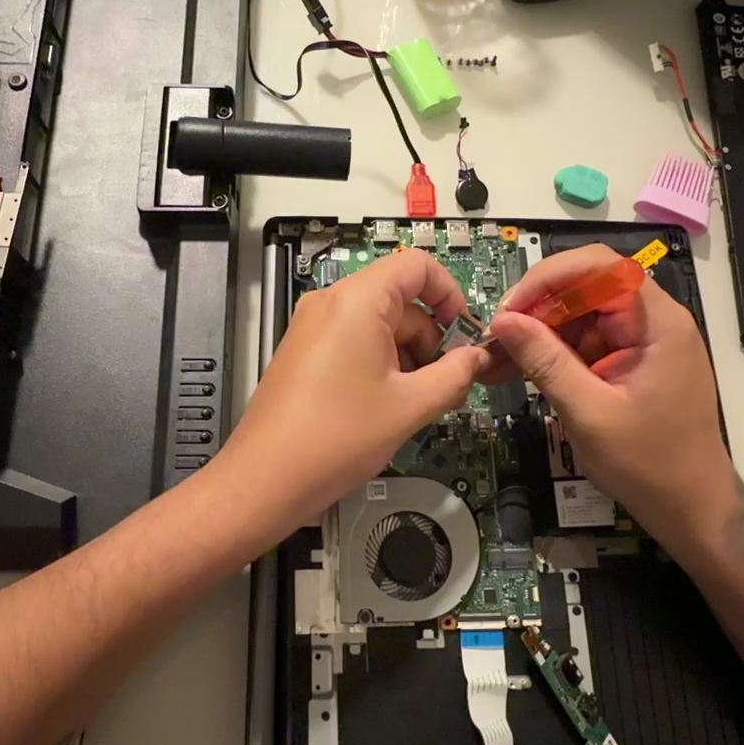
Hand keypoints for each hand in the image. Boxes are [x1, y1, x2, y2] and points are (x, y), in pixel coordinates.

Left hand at [217, 248, 491, 532]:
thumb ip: (455, 376)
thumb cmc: (334, 439)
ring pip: (378, 325)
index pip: (416, 265)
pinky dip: (381, 364)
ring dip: (408, 356)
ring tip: (418, 402)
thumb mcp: (410, 407)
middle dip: (431, 337)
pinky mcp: (304, 354)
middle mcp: (330, 304)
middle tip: (448, 382)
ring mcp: (312, 329)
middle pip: (399, 299)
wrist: (266, 479)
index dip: (450, 293)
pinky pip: (355, 342)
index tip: (465, 332)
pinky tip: (389, 405)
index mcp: (356, 301)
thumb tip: (477, 359)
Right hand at [485, 244, 734, 550]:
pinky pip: (582, 342)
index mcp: (656, 322)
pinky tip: (518, 372)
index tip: (512, 307)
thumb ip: (545, 362)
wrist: (688, 506)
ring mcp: (639, 341)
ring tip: (497, 362)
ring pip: (578, 315)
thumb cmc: (648, 463)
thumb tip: (502, 321)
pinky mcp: (626, 361)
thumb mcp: (588, 412)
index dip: (551, 276)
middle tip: (496, 340)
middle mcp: (651, 321)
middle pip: (585, 288)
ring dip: (537, 334)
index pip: (601, 266)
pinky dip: (550, 354)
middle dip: (537, 309)